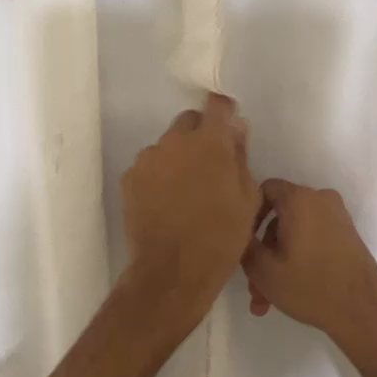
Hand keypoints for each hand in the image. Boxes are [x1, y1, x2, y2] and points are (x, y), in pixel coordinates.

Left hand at [119, 94, 259, 320]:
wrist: (173, 271)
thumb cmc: (221, 237)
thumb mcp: (248, 199)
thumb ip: (241, 157)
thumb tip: (235, 130)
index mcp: (210, 142)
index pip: (217, 105)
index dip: (224, 113)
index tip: (229, 128)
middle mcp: (174, 141)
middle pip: (188, 123)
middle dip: (200, 136)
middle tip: (209, 168)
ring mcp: (147, 160)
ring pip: (166, 147)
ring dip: (177, 159)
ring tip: (185, 193)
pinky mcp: (129, 180)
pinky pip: (148, 168)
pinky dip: (158, 178)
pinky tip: (166, 204)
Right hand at [242, 179, 376, 350]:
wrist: (361, 310)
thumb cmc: (308, 286)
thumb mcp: (262, 269)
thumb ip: (245, 244)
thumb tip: (241, 233)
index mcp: (300, 199)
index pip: (263, 190)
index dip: (247, 214)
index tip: (242, 242)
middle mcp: (321, 200)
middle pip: (279, 218)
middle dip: (263, 252)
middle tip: (253, 285)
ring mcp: (337, 218)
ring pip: (294, 235)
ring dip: (277, 262)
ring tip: (266, 299)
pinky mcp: (346, 236)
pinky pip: (312, 240)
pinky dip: (297, 260)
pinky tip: (285, 292)